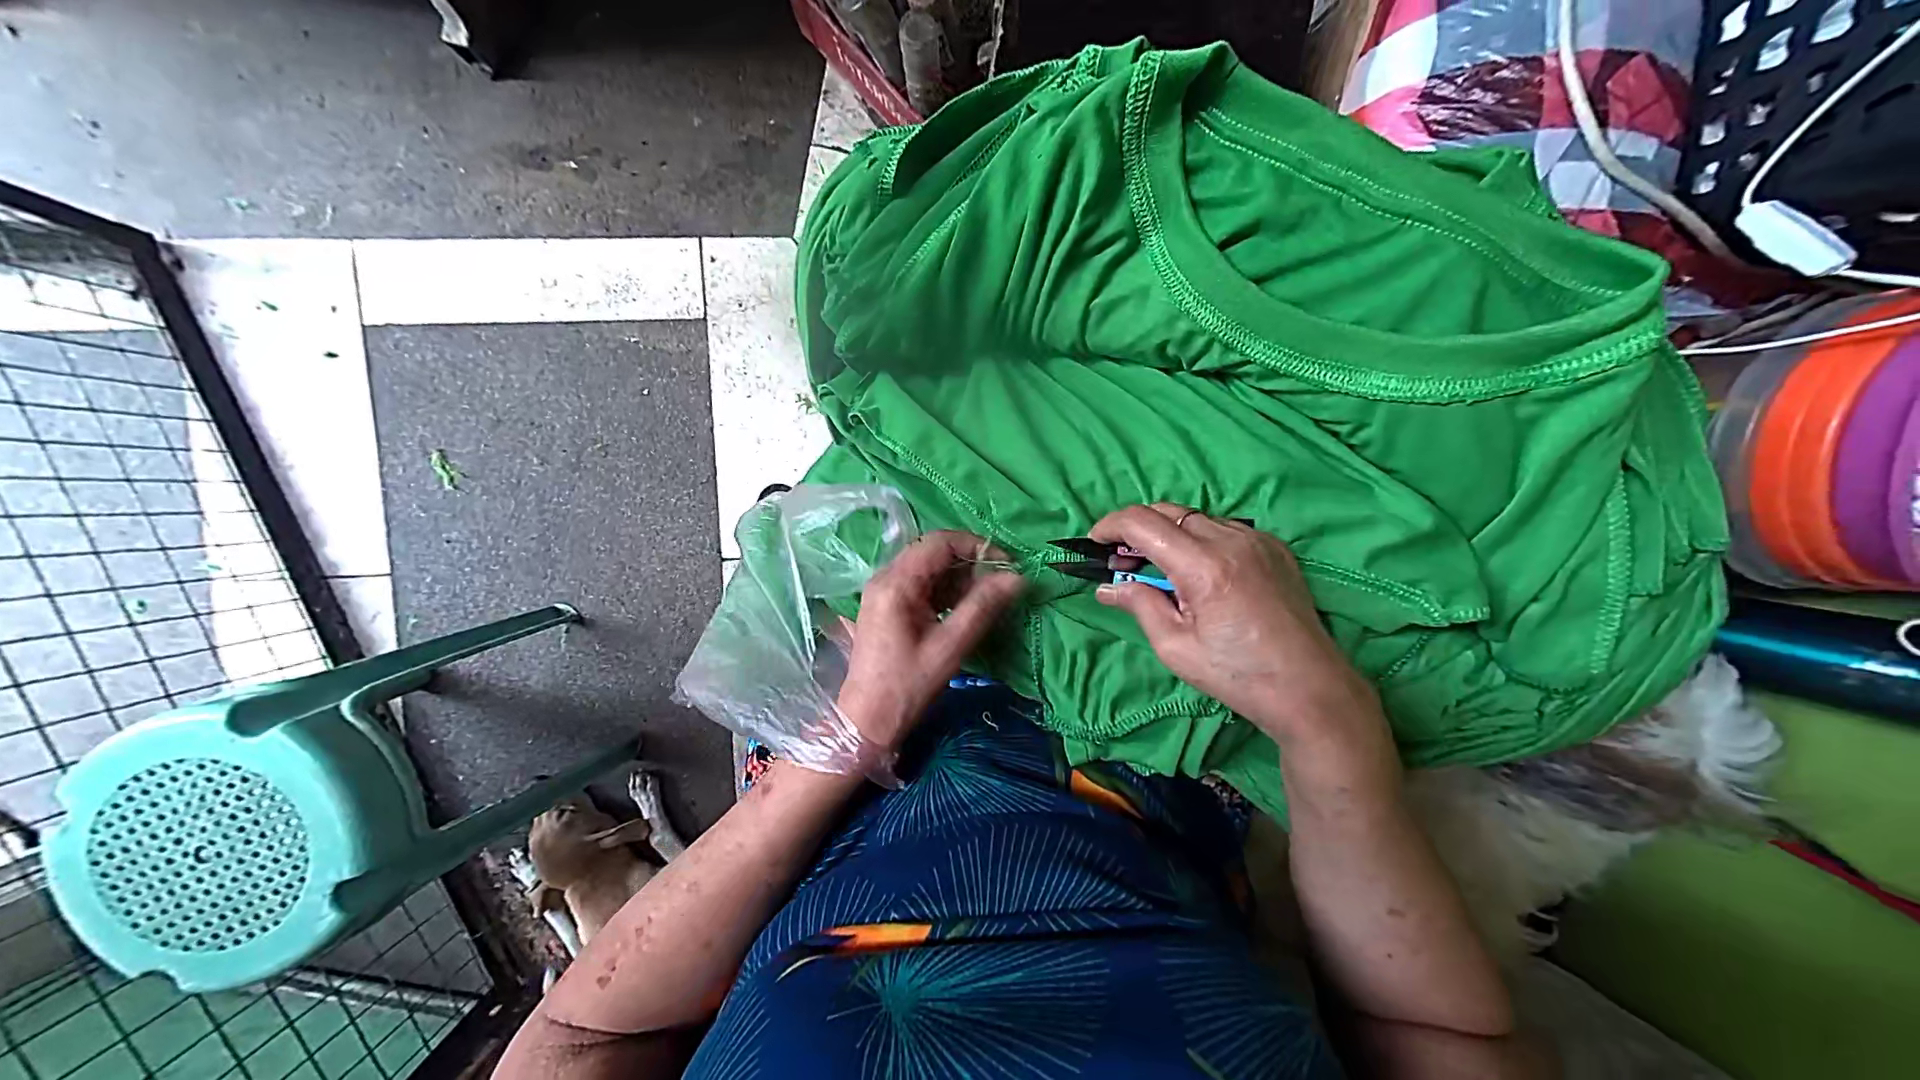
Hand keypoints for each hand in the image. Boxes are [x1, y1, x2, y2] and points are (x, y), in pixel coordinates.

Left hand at [837, 530, 1024, 752]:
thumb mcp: (950, 647)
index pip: (940, 542)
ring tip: (986, 601)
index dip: (977, 546)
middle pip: (933, 552)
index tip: (1006, 566)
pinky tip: (964, 610)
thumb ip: (982, 607)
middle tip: (999, 586)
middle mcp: (885, 578)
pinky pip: (921, 585)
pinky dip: (946, 591)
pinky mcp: (887, 605)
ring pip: (929, 568)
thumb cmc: (907, 686)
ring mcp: (884, 591)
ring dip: (960, 578)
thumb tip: (1017, 578)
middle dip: (970, 563)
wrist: (867, 720)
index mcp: (896, 583)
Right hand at [1090, 504, 1379, 742]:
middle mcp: (1231, 541)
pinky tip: (1198, 573)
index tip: (1095, 543)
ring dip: (1168, 535)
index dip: (1110, 526)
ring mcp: (1257, 540)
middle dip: (1136, 530)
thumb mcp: (1175, 646)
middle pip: (1168, 512)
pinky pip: (1224, 528)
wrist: (1310, 688)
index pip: (1143, 522)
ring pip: (1195, 518)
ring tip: (1161, 572)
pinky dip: (1199, 540)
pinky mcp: (1274, 547)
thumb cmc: (1237, 674)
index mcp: (1204, 566)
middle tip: (1123, 564)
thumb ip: (1139, 605)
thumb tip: (1108, 588)